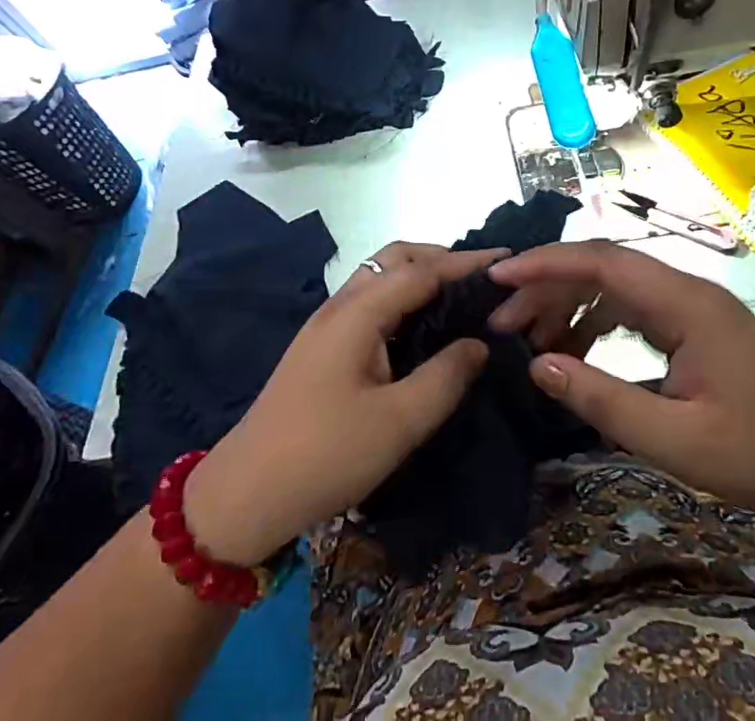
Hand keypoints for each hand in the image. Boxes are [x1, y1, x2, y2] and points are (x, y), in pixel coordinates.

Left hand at [182, 242, 505, 565]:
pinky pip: (371, 305)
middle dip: (441, 258)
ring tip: (462, 297)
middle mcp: (339, 308)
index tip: (508, 262)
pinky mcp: (322, 350)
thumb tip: (479, 343)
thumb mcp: (400, 422)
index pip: (420, 270)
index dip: (466, 263)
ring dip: (421, 277)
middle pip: (394, 260)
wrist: (245, 495)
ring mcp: (326, 328)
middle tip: (484, 280)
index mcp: (356, 315)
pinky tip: (424, 327)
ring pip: (379, 280)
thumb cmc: (326, 455)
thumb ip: (447, 376)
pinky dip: (404, 300)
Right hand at [488, 241, 754, 516]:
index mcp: (686, 305)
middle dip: (547, 287)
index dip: (546, 263)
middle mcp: (686, 292)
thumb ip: (603, 401)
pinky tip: (571, 352)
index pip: (604, 262)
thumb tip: (538, 365)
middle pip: (603, 268)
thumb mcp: (676, 440)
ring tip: (528, 340)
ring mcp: (689, 308)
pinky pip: (629, 310)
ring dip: (566, 305)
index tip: (497, 278)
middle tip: (501, 324)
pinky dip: (592, 324)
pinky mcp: (689, 328)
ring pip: (613, 287)